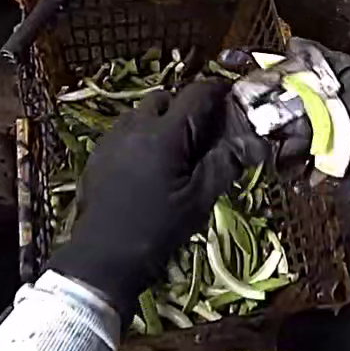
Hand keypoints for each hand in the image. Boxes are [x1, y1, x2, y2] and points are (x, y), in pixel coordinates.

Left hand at [48, 79, 249, 317]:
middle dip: (187, 106)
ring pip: (142, 112)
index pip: (196, 94)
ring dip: (162, 119)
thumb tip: (251, 141)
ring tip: (176, 147)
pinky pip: (125, 130)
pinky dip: (142, 135)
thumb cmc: (158, 229)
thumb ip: (225, 163)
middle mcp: (136, 126)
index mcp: (165, 134)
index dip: (217, 91)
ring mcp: (112, 139)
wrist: (103, 258)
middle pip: (166, 97)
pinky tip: (149, 163)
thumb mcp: (200, 199)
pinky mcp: (98, 154)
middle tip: (203, 131)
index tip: (231, 99)